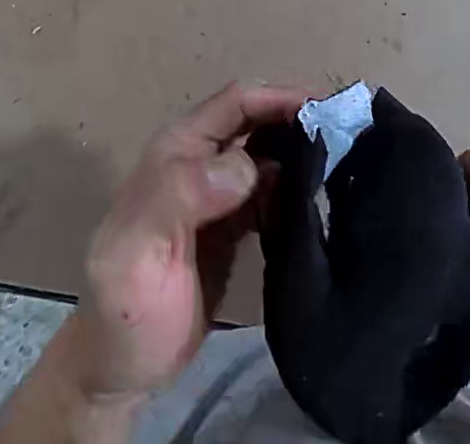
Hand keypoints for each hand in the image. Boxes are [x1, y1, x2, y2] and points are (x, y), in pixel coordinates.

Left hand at [1, 81, 311, 442]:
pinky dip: (297, 184)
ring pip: (268, 151)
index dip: (279, 98)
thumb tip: (243, 164)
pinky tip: (322, 194)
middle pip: (257, 120)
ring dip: (302, 149)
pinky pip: (272, 188)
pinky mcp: (234, 220)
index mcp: (176, 153)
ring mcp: (218, 191)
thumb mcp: (137, 254)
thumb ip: (180, 197)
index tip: (326, 108)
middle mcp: (199, 160)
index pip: (235, 104)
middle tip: (347, 131)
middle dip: (299, 118)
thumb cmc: (126, 312)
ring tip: (346, 157)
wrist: (123, 370)